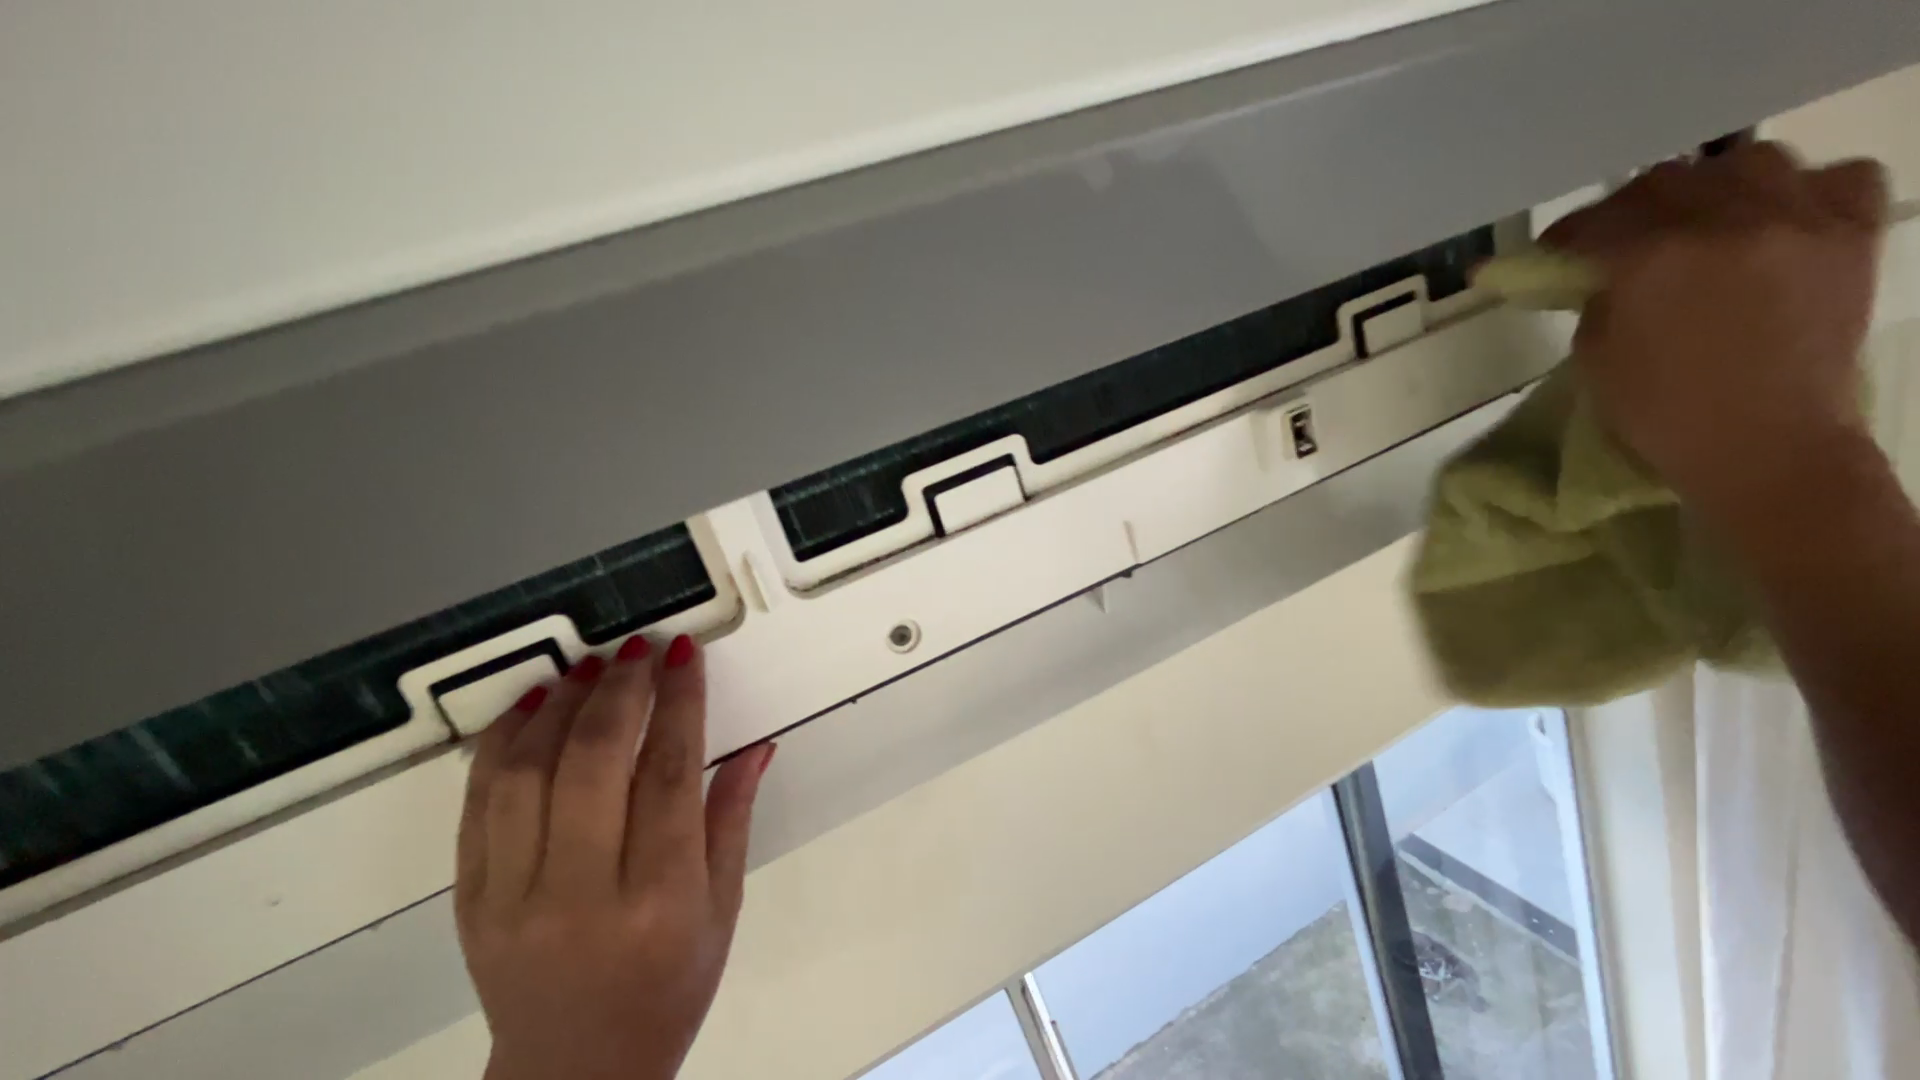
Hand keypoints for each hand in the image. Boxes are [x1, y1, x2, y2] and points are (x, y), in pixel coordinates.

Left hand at [455, 634, 775, 1079]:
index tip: (685, 653)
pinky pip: (479, 804)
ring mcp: (514, 896)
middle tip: (637, 648)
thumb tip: (756, 746)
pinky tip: (532, 707)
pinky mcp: (469, 899)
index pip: (671, 773)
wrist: (575, 1067)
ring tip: (588, 666)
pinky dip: (502, 744)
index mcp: (661, 897)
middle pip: (598, 761)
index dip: (681, 702)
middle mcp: (583, 892)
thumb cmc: (669, 987)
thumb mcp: (722, 910)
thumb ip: (732, 821)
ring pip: (529, 772)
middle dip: (622, 689)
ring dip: (561, 705)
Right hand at [1542, 142, 1890, 524]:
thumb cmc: (1663, 412)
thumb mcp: (1597, 354)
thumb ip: (1597, 297)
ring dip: (1713, 186)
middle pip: (1666, 181)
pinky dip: (1804, 190)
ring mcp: (1800, 222)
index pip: (1596, 222)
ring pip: (1749, 163)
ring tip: (1701, 219)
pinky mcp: (1853, 235)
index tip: (1553, 251)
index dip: (1566, 234)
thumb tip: (1600, 270)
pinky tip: (1779, 220)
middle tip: (1616, 238)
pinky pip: (1838, 177)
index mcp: (1652, 257)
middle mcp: (1727, 221)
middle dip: (1630, 208)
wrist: (1765, 446)